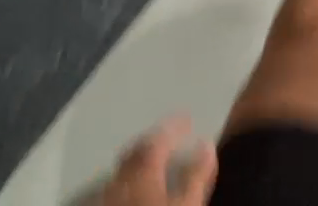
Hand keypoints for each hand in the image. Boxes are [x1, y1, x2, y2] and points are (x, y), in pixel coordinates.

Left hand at [101, 117, 216, 205]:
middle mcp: (123, 176)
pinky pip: (119, 184)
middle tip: (171, 136)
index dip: (175, 126)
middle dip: (155, 138)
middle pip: (138, 148)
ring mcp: (110, 194)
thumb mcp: (187, 203)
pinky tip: (139, 189)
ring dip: (141, 158)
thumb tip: (207, 145)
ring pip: (125, 167)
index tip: (188, 119)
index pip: (160, 137)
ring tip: (157, 161)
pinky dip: (131, 178)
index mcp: (144, 168)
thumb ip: (197, 174)